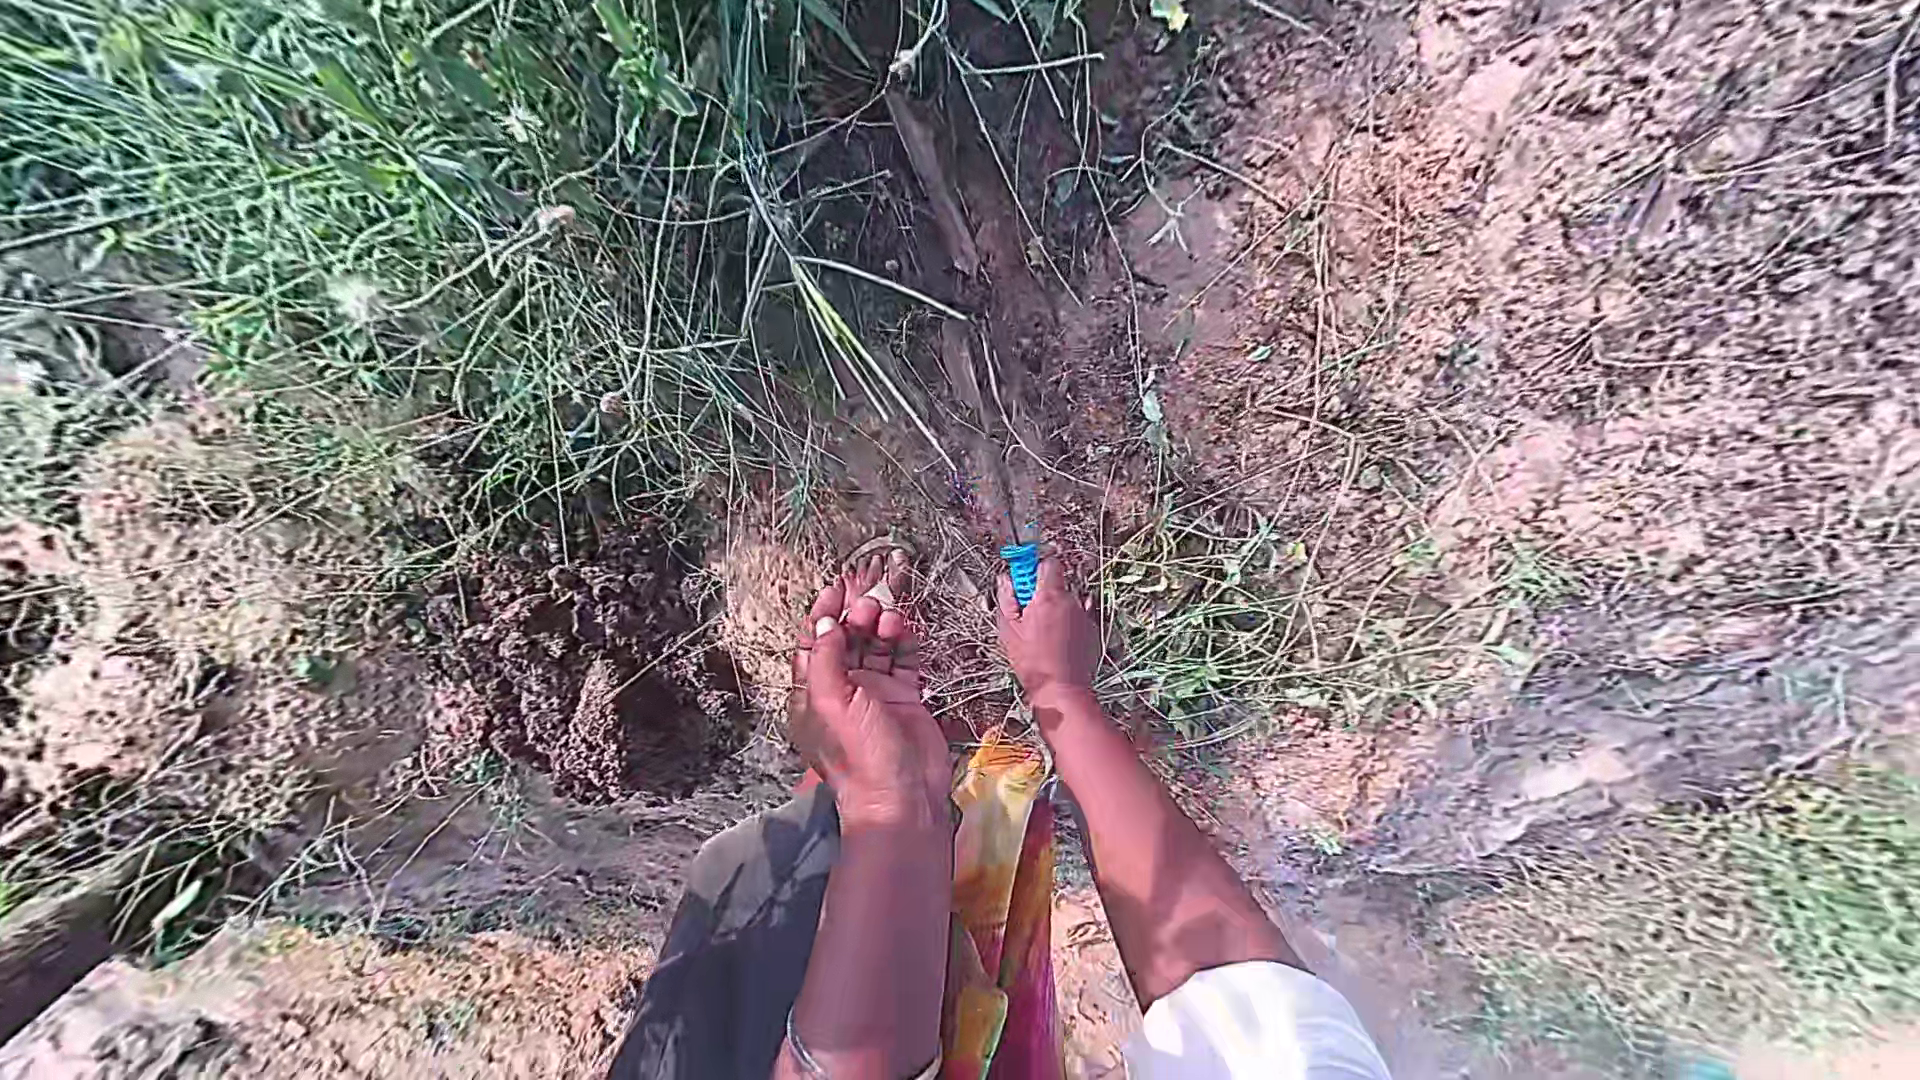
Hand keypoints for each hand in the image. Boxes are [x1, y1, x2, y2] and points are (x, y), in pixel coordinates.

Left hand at [791, 582, 949, 827]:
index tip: (836, 590)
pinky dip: (904, 642)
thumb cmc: (861, 755)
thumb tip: (826, 623)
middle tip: (868, 601)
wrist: (905, 794)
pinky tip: (905, 629)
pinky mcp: (904, 696)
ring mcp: (875, 693)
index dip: (823, 615)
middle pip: (846, 641)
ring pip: (875, 647)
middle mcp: (843, 690)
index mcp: (815, 695)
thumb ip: (826, 659)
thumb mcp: (832, 703)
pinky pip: (903, 660)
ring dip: (880, 627)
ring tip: (887, 615)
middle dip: (855, 617)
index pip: (814, 644)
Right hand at [996, 556, 1099, 704]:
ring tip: (1040, 630)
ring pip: (1065, 600)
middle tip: (1026, 610)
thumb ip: (1007, 598)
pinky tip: (1055, 638)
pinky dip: (1066, 621)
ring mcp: (1083, 615)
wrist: (1061, 690)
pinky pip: (1076, 615)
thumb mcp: (1009, 629)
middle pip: (1056, 582)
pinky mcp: (1091, 629)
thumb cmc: (1034, 664)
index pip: (1048, 563)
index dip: (1034, 568)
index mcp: (1049, 597)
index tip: (1023, 577)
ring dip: (1053, 607)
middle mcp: (1071, 602)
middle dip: (1040, 591)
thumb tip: (1006, 580)